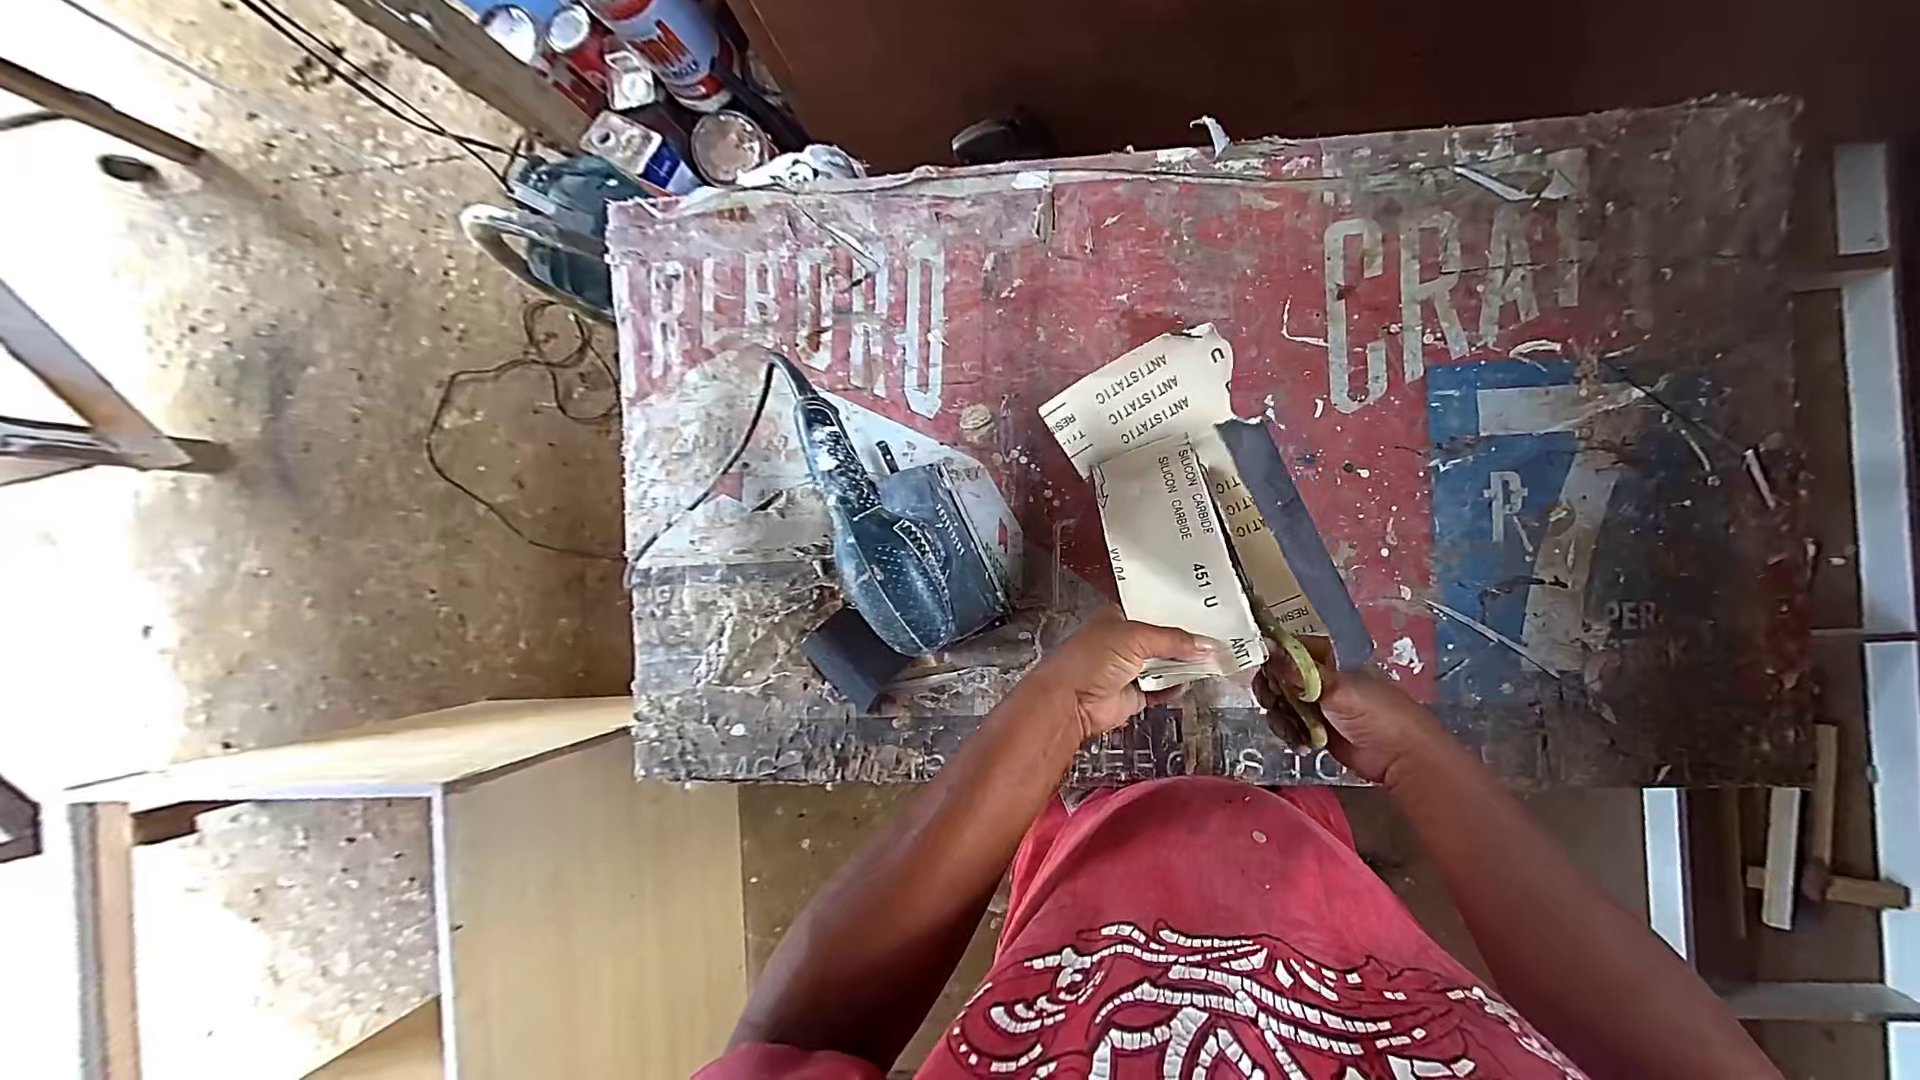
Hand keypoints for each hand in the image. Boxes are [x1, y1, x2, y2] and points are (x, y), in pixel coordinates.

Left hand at [1012, 607, 1213, 741]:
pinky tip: (1193, 680)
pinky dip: (1177, 686)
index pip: (1154, 609)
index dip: (1178, 612)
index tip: (1208, 613)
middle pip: (1164, 638)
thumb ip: (1172, 639)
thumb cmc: (1089, 660)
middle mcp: (1125, 641)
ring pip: (1167, 663)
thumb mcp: (1134, 637)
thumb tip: (1205, 645)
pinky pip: (1163, 688)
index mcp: (1119, 617)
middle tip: (1220, 638)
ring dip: (1186, 664)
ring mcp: (1130, 668)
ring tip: (1215, 658)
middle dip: (1188, 641)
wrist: (1070, 702)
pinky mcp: (1135, 693)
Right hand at [1255, 639, 1450, 783]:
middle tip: (1275, 702)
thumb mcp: (1336, 689)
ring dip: (1280, 717)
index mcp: (1325, 659)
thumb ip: (1298, 671)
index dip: (1271, 659)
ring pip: (1278, 702)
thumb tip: (1265, 647)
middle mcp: (1315, 677)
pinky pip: (1286, 723)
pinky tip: (1302, 743)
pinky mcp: (1311, 727)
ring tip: (1295, 730)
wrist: (1402, 758)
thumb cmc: (1376, 714)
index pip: (1286, 649)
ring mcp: (1313, 703)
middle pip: (1276, 676)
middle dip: (1272, 691)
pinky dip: (1289, 733)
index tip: (1267, 674)